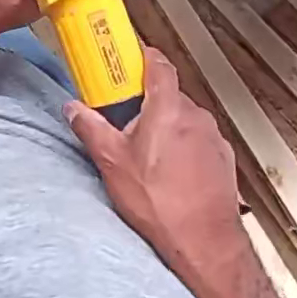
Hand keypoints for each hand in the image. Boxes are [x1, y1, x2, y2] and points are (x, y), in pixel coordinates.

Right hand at [66, 47, 247, 285]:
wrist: (204, 243)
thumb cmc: (160, 203)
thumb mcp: (112, 162)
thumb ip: (90, 128)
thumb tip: (73, 109)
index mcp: (169, 110)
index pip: (159, 65)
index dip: (143, 55)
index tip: (127, 54)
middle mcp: (196, 117)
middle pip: (168, 93)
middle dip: (145, 99)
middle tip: (122, 114)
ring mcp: (213, 138)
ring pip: (183, 117)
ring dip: (163, 124)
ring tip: (142, 150)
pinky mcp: (222, 159)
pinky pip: (196, 138)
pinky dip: (180, 144)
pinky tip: (165, 169)